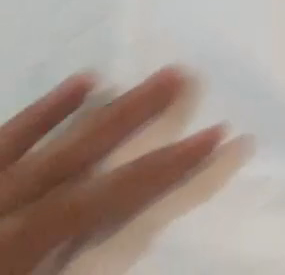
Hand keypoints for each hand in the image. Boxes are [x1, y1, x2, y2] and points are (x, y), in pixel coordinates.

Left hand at [0, 68, 222, 272]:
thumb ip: (56, 262)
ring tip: (100, 76)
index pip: (100, 198)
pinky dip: (7, 132)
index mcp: (11, 247)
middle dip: (124, 116)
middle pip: (63, 159)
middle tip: (178, 72)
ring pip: (11, 152)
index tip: (220, 132)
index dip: (163, 167)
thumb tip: (103, 226)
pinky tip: (35, 109)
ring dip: (59, 117)